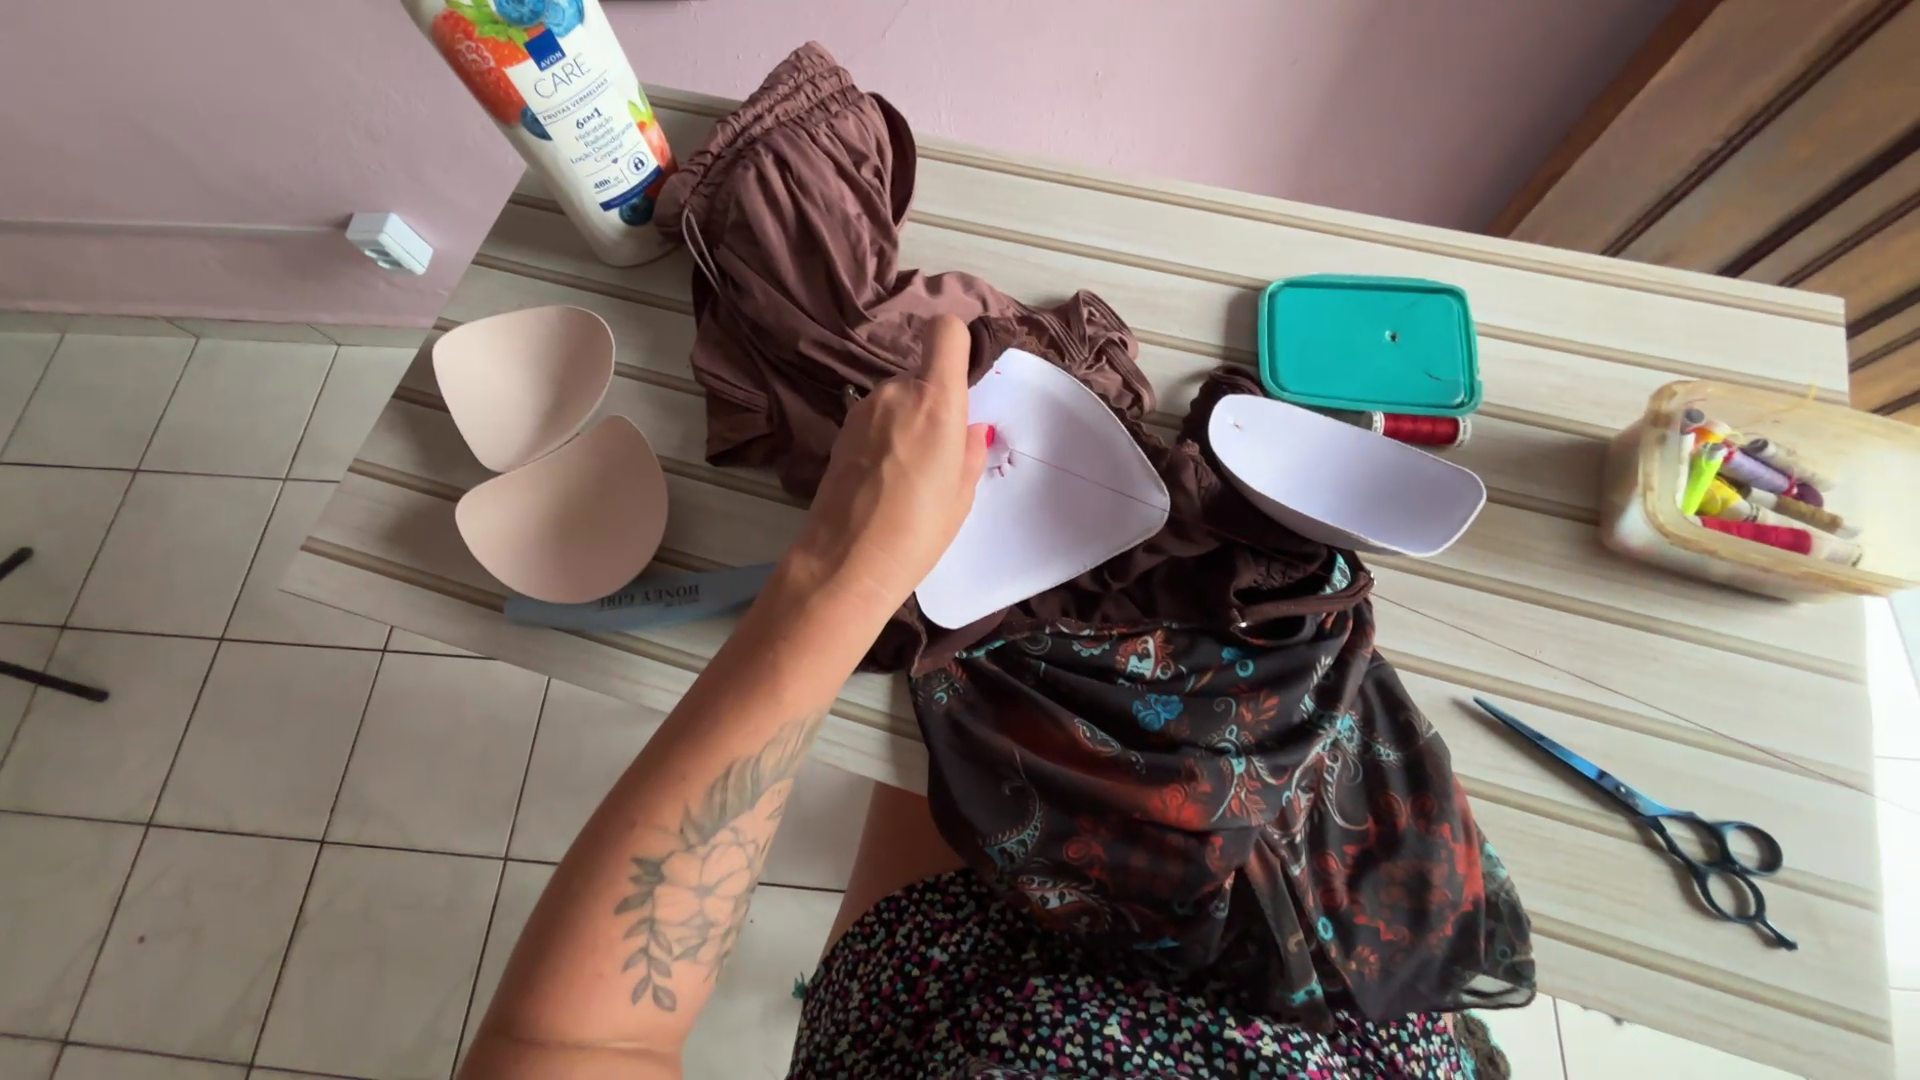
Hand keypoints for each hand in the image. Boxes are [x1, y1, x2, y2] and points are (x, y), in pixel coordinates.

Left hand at [784, 315, 989, 616]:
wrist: (845, 562)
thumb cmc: (917, 531)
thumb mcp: (960, 495)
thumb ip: (968, 452)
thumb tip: (967, 430)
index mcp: (936, 401)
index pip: (946, 332)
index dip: (957, 344)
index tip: (961, 377)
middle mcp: (896, 393)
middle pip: (921, 376)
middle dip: (932, 404)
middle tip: (936, 454)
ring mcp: (862, 411)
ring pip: (896, 400)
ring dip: (906, 423)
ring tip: (907, 474)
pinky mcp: (839, 432)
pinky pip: (874, 421)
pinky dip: (883, 438)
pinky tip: (882, 480)